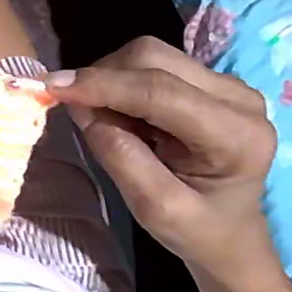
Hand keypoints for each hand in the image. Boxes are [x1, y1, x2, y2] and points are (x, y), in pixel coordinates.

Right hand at [46, 37, 280, 282]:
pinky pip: (155, 65)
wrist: (230, 236)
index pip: (159, 91)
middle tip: (78, 110)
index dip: (101, 84)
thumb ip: (119, 156)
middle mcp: (239, 97)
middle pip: (154, 58)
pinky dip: (123, 83)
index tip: (52, 86)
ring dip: (111, 79)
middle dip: (104, 77)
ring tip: (106, 119)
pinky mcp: (210, 81)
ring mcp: (227, 84)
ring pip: (151, 55)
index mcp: (236, 135)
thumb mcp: (154, 208)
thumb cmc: (195, 230)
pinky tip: (123, 114)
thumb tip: (82, 107)